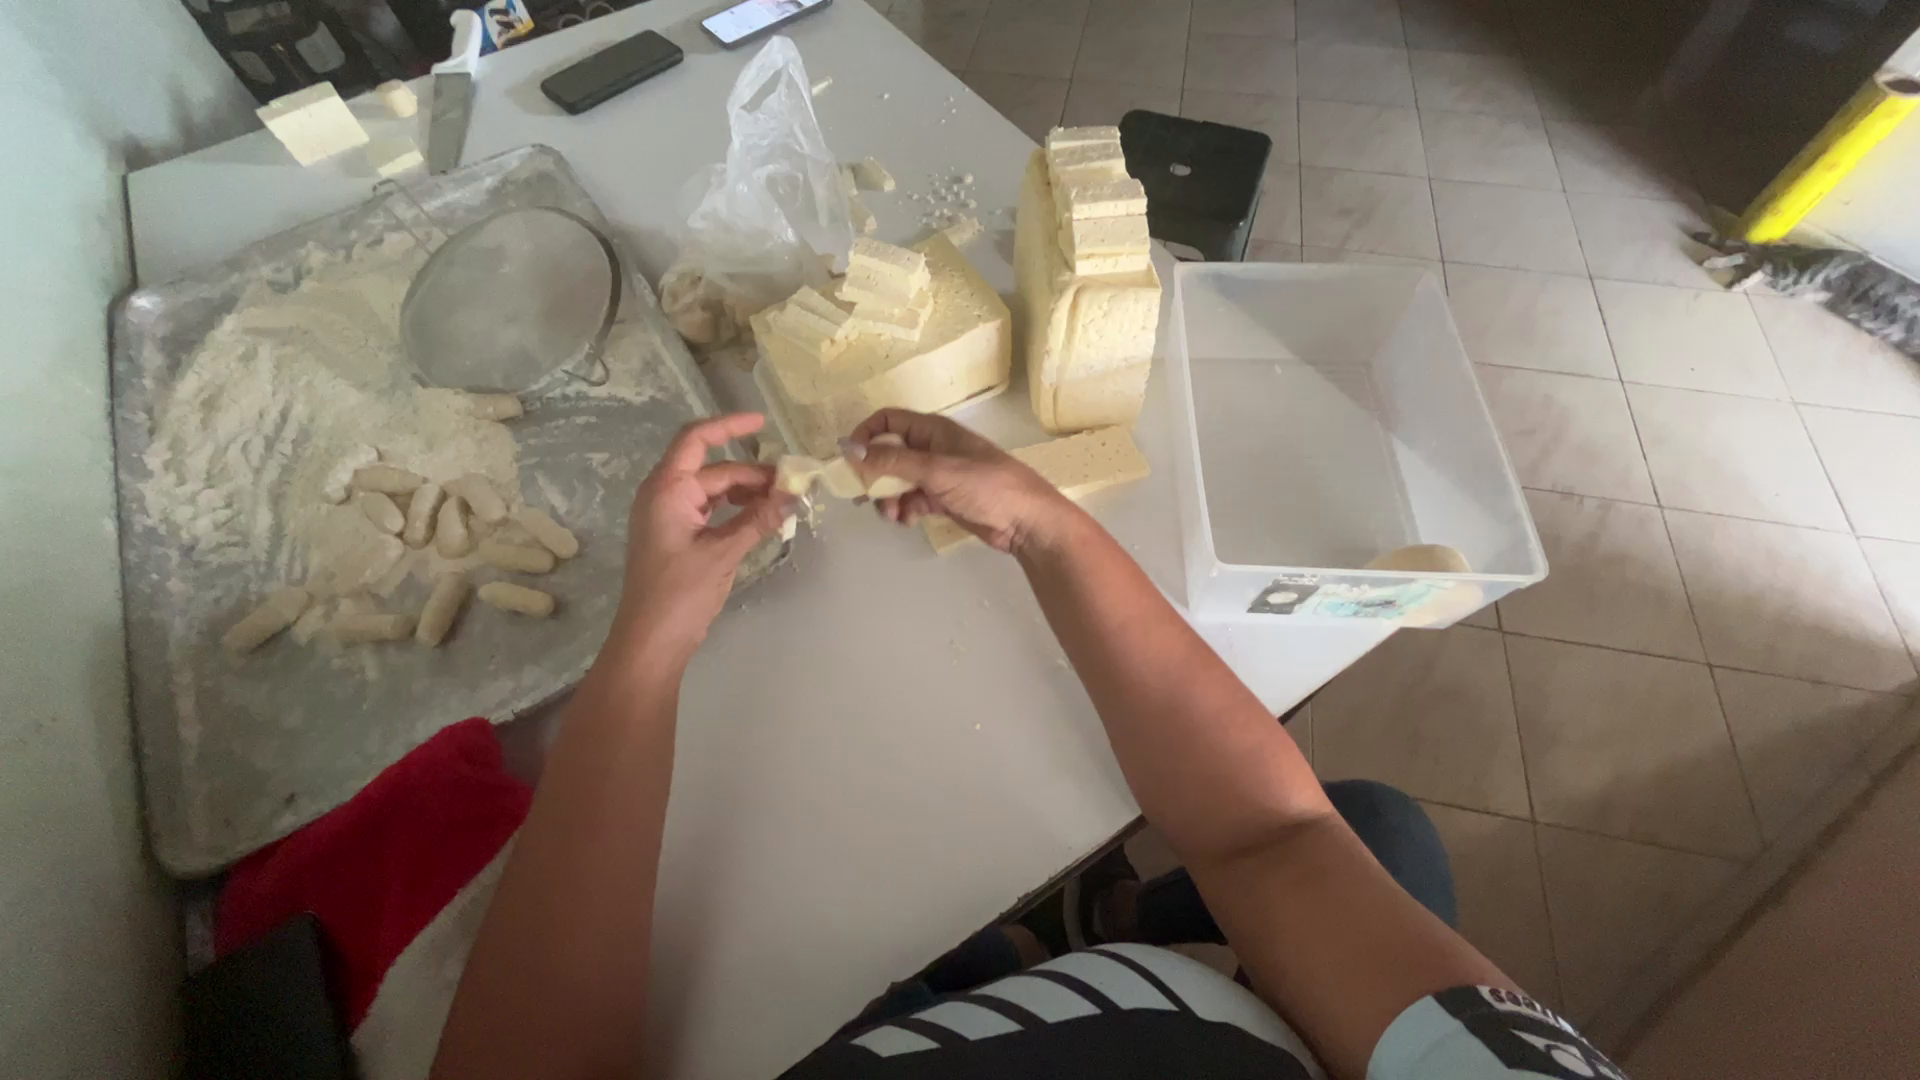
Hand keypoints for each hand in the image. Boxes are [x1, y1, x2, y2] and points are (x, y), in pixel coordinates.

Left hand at [609, 413, 791, 664]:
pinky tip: (764, 520)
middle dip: (753, 474)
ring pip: (716, 492)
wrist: (651, 640)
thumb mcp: (723, 553)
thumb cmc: (679, 593)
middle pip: (714, 470)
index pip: (697, 440)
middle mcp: (665, 495)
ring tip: (783, 503)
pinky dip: (738, 512)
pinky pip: (713, 512)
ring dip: (748, 494)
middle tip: (792, 485)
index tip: (763, 423)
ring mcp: (671, 517)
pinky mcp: (679, 537)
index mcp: (667, 490)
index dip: (729, 426)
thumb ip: (759, 520)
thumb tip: (795, 494)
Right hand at [848, 409, 1073, 554]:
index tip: (849, 461)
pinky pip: (913, 500)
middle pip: (889, 454)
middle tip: (864, 497)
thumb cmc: (985, 485)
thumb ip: (892, 461)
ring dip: (889, 498)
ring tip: (892, 516)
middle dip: (875, 475)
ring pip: (899, 481)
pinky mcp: (944, 499)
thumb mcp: (935, 470)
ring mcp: (939, 475)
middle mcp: (933, 448)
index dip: (865, 436)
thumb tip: (849, 450)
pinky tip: (908, 521)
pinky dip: (906, 510)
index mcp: (933, 430)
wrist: (1026, 521)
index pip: (888, 421)